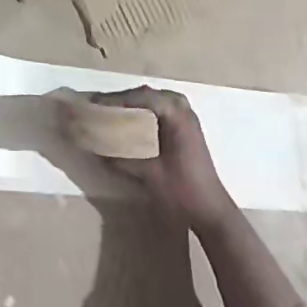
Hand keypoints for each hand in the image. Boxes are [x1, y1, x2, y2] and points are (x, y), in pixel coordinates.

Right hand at [88, 87, 235, 229]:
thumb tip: (96, 147)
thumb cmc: (182, 192)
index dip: (116, 98)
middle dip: (123, 99)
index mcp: (177, 115)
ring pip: (155, 101)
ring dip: (134, 104)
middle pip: (148, 94)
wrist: (212, 212)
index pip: (141, 96)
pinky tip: (132, 122)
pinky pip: (162, 110)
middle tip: (100, 106)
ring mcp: (187, 118)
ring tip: (112, 112)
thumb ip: (123, 159)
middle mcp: (183, 109)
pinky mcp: (187, 129)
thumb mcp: (149, 174)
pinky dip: (145, 112)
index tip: (94, 103)